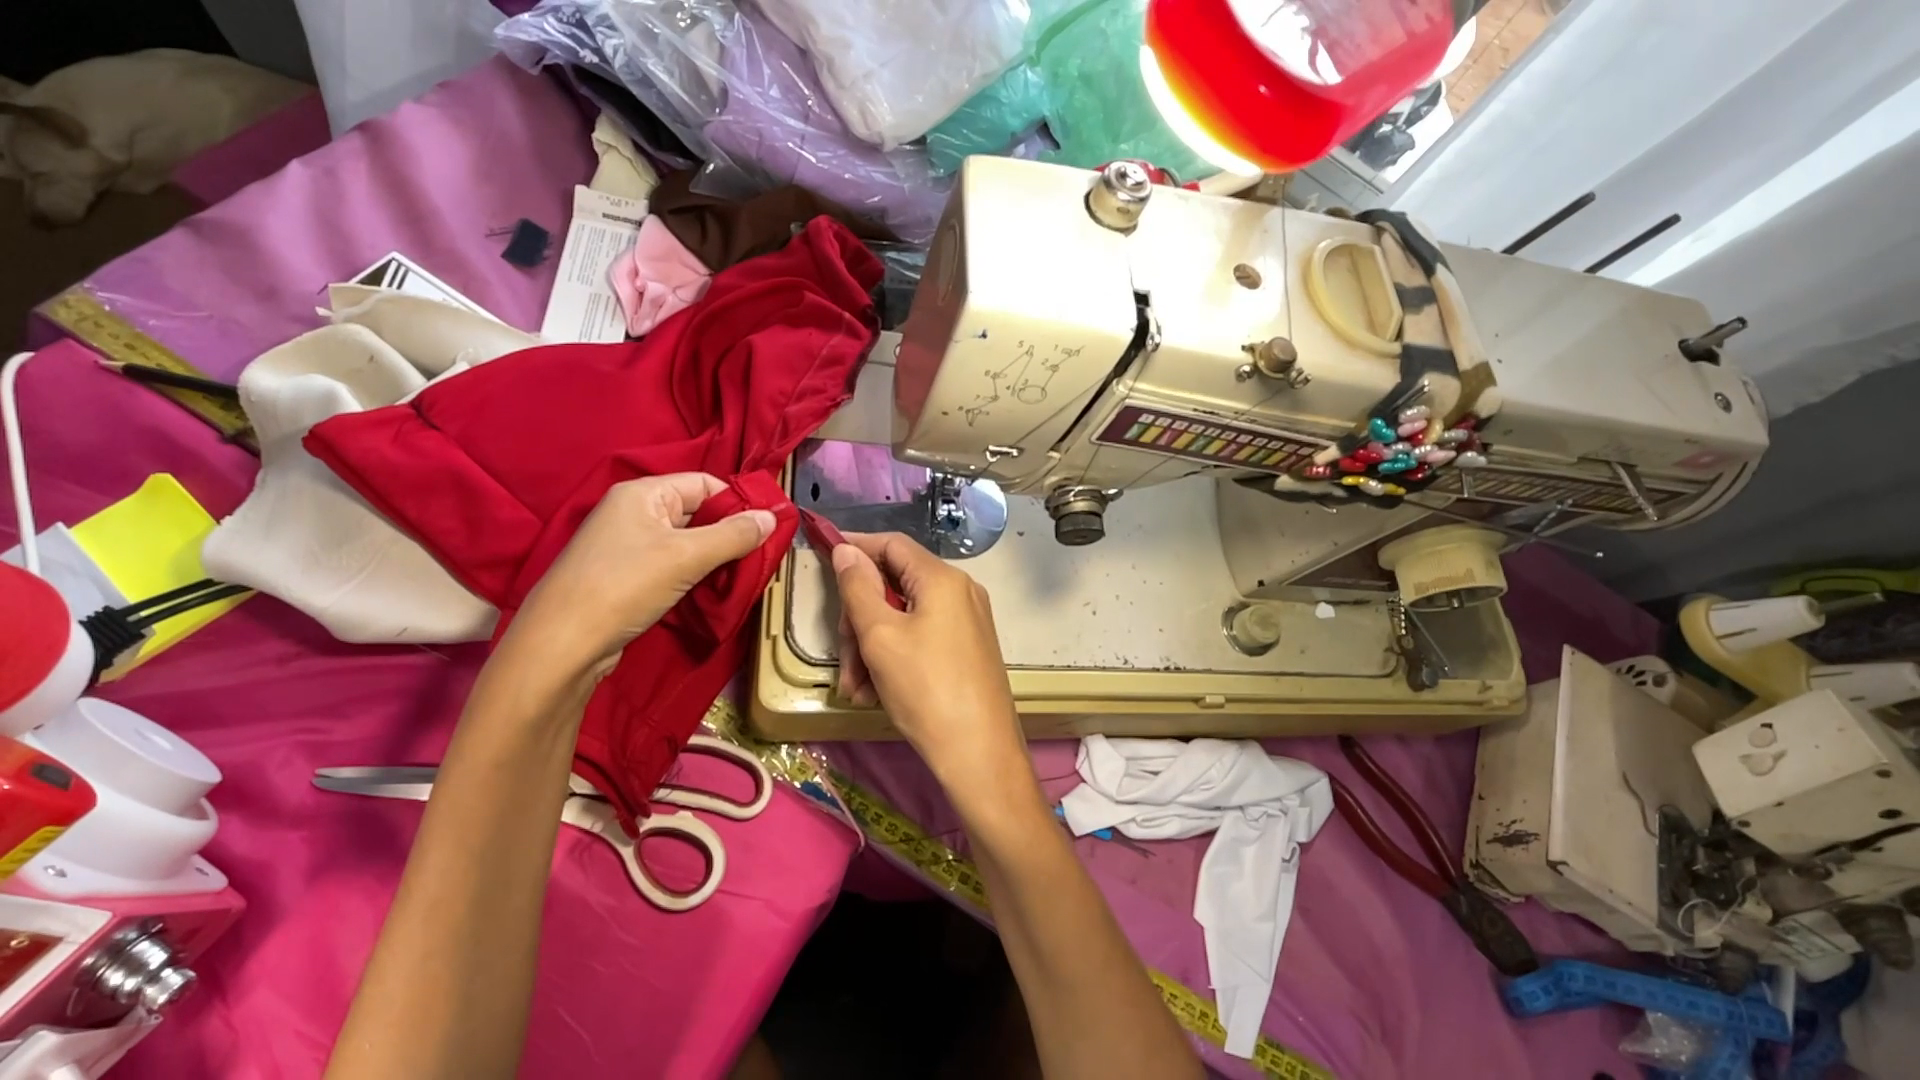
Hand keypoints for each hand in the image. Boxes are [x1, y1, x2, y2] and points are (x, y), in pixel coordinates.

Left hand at [507, 473, 774, 678]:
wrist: (563, 642)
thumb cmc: (624, 586)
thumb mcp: (687, 556)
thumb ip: (733, 535)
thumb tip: (772, 517)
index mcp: (644, 493)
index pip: (705, 484)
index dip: (738, 503)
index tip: (769, 530)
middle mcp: (634, 512)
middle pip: (698, 513)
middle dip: (730, 534)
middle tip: (762, 559)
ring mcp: (628, 545)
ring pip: (687, 543)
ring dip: (715, 559)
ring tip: (743, 578)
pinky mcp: (626, 577)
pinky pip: (672, 565)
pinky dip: (695, 576)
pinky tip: (713, 593)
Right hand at [831, 533, 1027, 792]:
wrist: (979, 754)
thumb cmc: (926, 689)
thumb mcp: (880, 637)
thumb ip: (858, 588)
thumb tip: (846, 550)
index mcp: (942, 579)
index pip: (891, 544)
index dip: (855, 546)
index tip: (822, 553)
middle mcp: (960, 591)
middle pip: (894, 586)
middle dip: (859, 621)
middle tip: (844, 659)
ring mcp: (966, 621)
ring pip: (903, 618)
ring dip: (871, 648)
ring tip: (856, 690)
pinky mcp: (967, 649)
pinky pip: (920, 639)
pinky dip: (893, 659)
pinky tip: (875, 694)